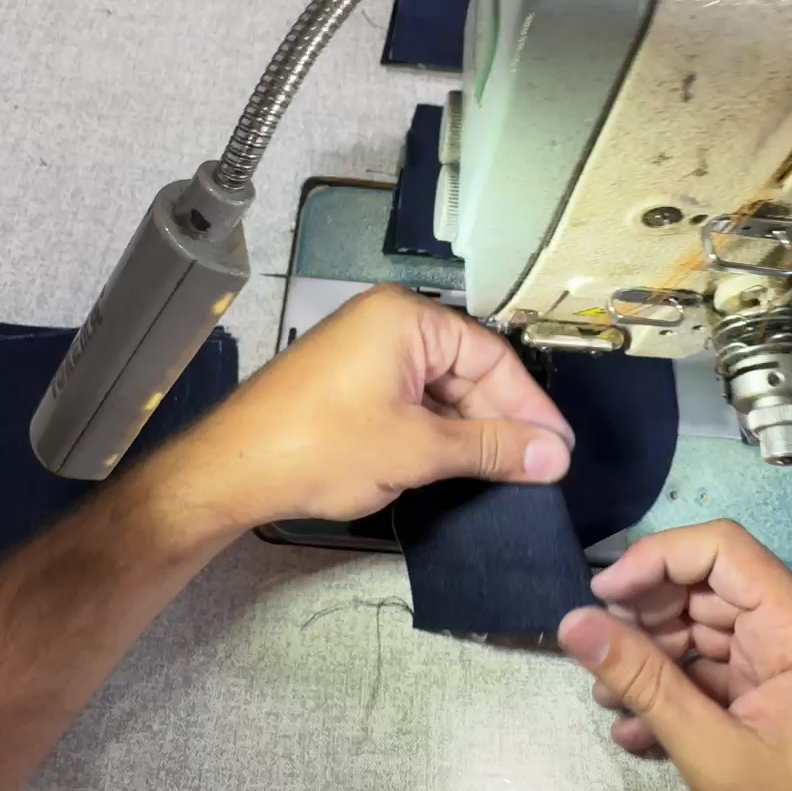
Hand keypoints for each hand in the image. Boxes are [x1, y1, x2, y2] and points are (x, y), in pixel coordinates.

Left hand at [172, 285, 574, 527]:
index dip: (528, 405)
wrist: (232, 468)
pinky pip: (412, 399)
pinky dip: (437, 431)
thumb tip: (554, 457)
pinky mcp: (354, 380)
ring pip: (440, 389)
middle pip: (466, 371)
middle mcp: (390, 322)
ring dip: (470, 430)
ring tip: (508, 472)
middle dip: (500, 420)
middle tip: (538, 467)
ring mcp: (369, 351)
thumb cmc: (325, 445)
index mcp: (407, 318)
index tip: (559, 448)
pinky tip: (462, 463)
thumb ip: (489, 449)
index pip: (489, 356)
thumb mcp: (416, 448)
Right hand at [556, 521, 791, 790]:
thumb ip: (642, 683)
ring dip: (651, 662)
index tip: (604, 593)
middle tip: (599, 651)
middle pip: (707, 590)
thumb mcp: (716, 755)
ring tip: (606, 698)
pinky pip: (716, 676)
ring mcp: (790, 672)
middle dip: (645, 618)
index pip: (722, 549)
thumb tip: (571, 623)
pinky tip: (635, 729)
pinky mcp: (779, 705)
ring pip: (704, 635)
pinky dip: (674, 693)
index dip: (656, 558)